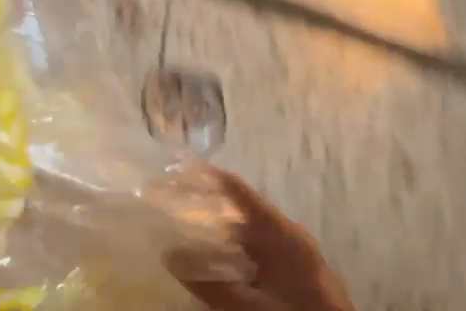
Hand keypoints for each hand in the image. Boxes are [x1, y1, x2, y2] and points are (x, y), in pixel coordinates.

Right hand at [172, 170, 356, 310]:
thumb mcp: (251, 307)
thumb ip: (210, 283)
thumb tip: (168, 255)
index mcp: (283, 233)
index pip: (236, 189)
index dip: (203, 175)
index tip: (171, 169)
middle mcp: (290, 236)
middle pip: (239, 208)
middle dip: (204, 205)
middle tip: (169, 202)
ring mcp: (296, 256)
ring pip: (247, 231)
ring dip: (217, 230)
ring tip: (183, 228)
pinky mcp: (297, 277)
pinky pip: (256, 252)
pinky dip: (232, 250)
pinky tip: (213, 260)